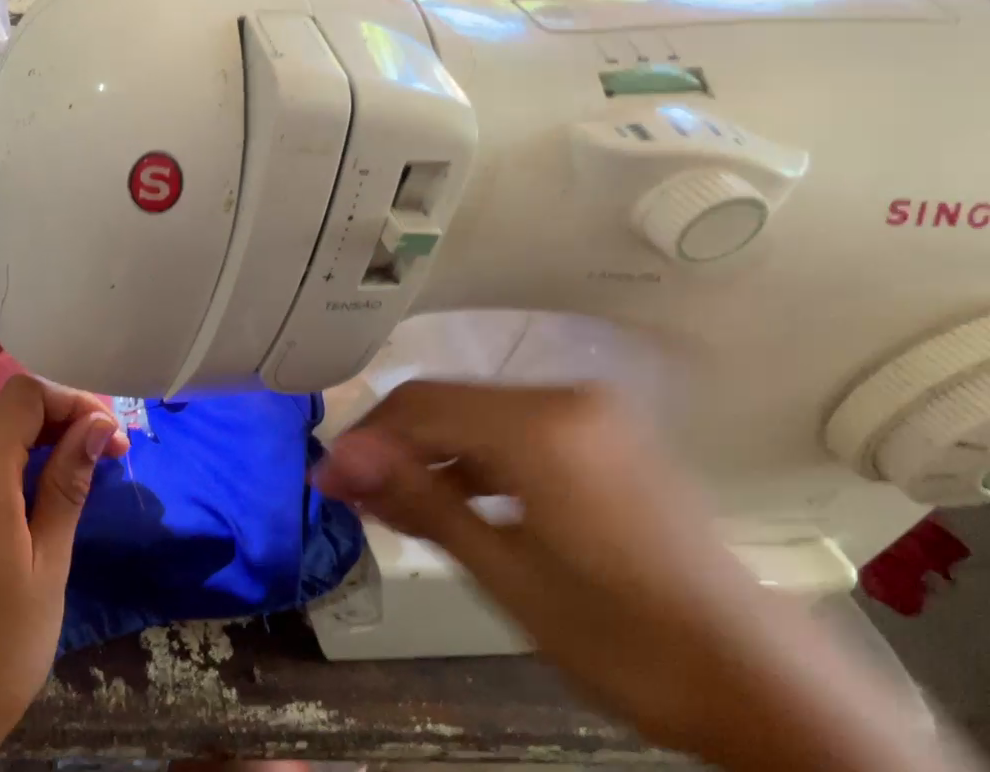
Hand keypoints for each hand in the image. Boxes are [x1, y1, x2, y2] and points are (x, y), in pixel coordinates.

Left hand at [0, 375, 129, 771]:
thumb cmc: (7, 637)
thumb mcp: (50, 558)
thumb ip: (68, 481)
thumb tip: (98, 423)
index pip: (24, 395)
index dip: (72, 399)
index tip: (111, 434)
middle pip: (7, 406)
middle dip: (61, 415)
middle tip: (108, 450)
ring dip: (37, 433)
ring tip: (82, 464)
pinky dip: (11, 451)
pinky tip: (40, 479)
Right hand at [313, 382, 965, 771]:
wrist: (762, 686)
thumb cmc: (624, 638)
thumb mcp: (504, 572)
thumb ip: (418, 500)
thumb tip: (334, 460)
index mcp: (543, 425)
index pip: (419, 404)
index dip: (362, 442)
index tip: (324, 484)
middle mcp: (569, 401)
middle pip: (446, 404)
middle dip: (393, 450)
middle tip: (355, 502)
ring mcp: (594, 418)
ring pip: (477, 418)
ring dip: (431, 458)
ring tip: (396, 512)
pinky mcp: (608, 441)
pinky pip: (515, 434)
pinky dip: (474, 464)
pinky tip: (454, 506)